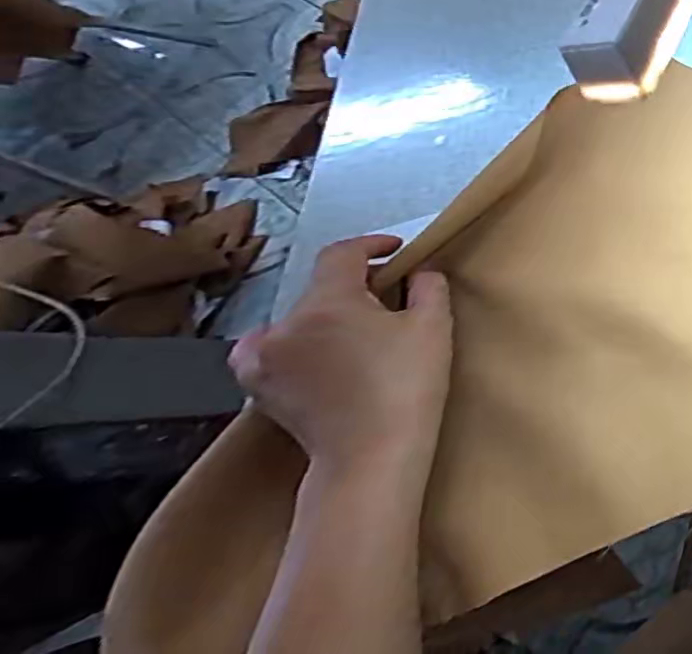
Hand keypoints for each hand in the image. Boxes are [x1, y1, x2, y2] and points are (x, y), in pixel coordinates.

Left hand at [229, 235, 452, 479]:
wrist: (371, 450)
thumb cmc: (409, 381)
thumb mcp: (434, 324)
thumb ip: (427, 286)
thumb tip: (418, 272)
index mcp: (328, 303)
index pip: (341, 254)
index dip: (370, 245)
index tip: (395, 249)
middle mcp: (284, 325)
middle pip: (321, 288)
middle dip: (356, 286)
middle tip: (391, 297)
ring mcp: (262, 359)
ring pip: (298, 317)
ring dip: (327, 313)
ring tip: (357, 329)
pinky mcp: (256, 387)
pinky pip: (268, 348)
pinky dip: (292, 340)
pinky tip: (313, 352)